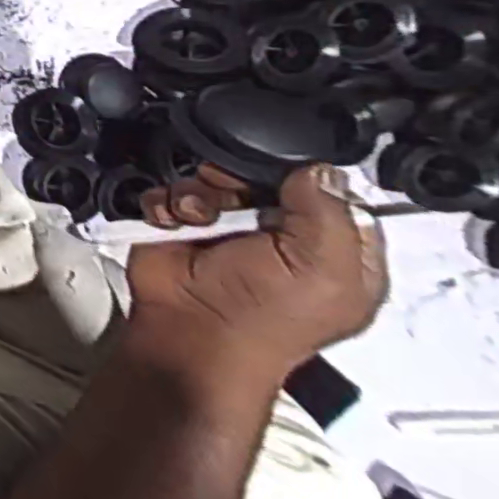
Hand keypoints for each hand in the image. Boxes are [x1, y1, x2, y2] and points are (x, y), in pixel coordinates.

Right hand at [126, 164, 386, 382]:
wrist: (190, 328)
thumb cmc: (264, 312)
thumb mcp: (322, 271)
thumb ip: (328, 216)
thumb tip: (319, 170)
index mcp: (332, 252)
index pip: (333, 197)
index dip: (309, 181)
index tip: (286, 179)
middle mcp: (279, 237)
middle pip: (262, 179)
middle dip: (240, 179)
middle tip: (231, 194)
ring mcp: (223, 229)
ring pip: (210, 181)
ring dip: (197, 192)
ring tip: (195, 216)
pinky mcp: (178, 226)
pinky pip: (169, 193)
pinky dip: (165, 202)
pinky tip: (171, 222)